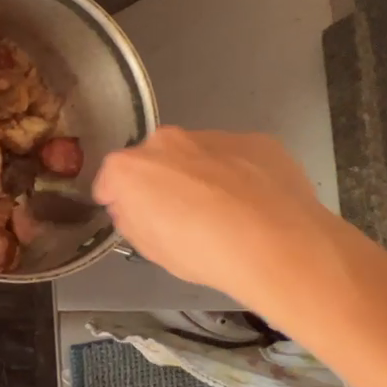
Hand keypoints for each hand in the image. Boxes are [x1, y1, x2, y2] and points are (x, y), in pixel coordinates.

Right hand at [93, 127, 343, 306]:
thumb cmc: (200, 250)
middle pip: (153, 160)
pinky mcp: (256, 140)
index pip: (110, 180)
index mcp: (128, 167)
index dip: (119, 201)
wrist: (277, 245)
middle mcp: (165, 141)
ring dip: (199, 174)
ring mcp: (213, 137)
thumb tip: (136, 207)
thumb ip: (131, 217)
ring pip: (195, 155)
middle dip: (160, 181)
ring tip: (224, 210)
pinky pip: (235, 156)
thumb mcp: (147, 246)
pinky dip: (237, 173)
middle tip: (180, 213)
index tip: (135, 218)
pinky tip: (252, 202)